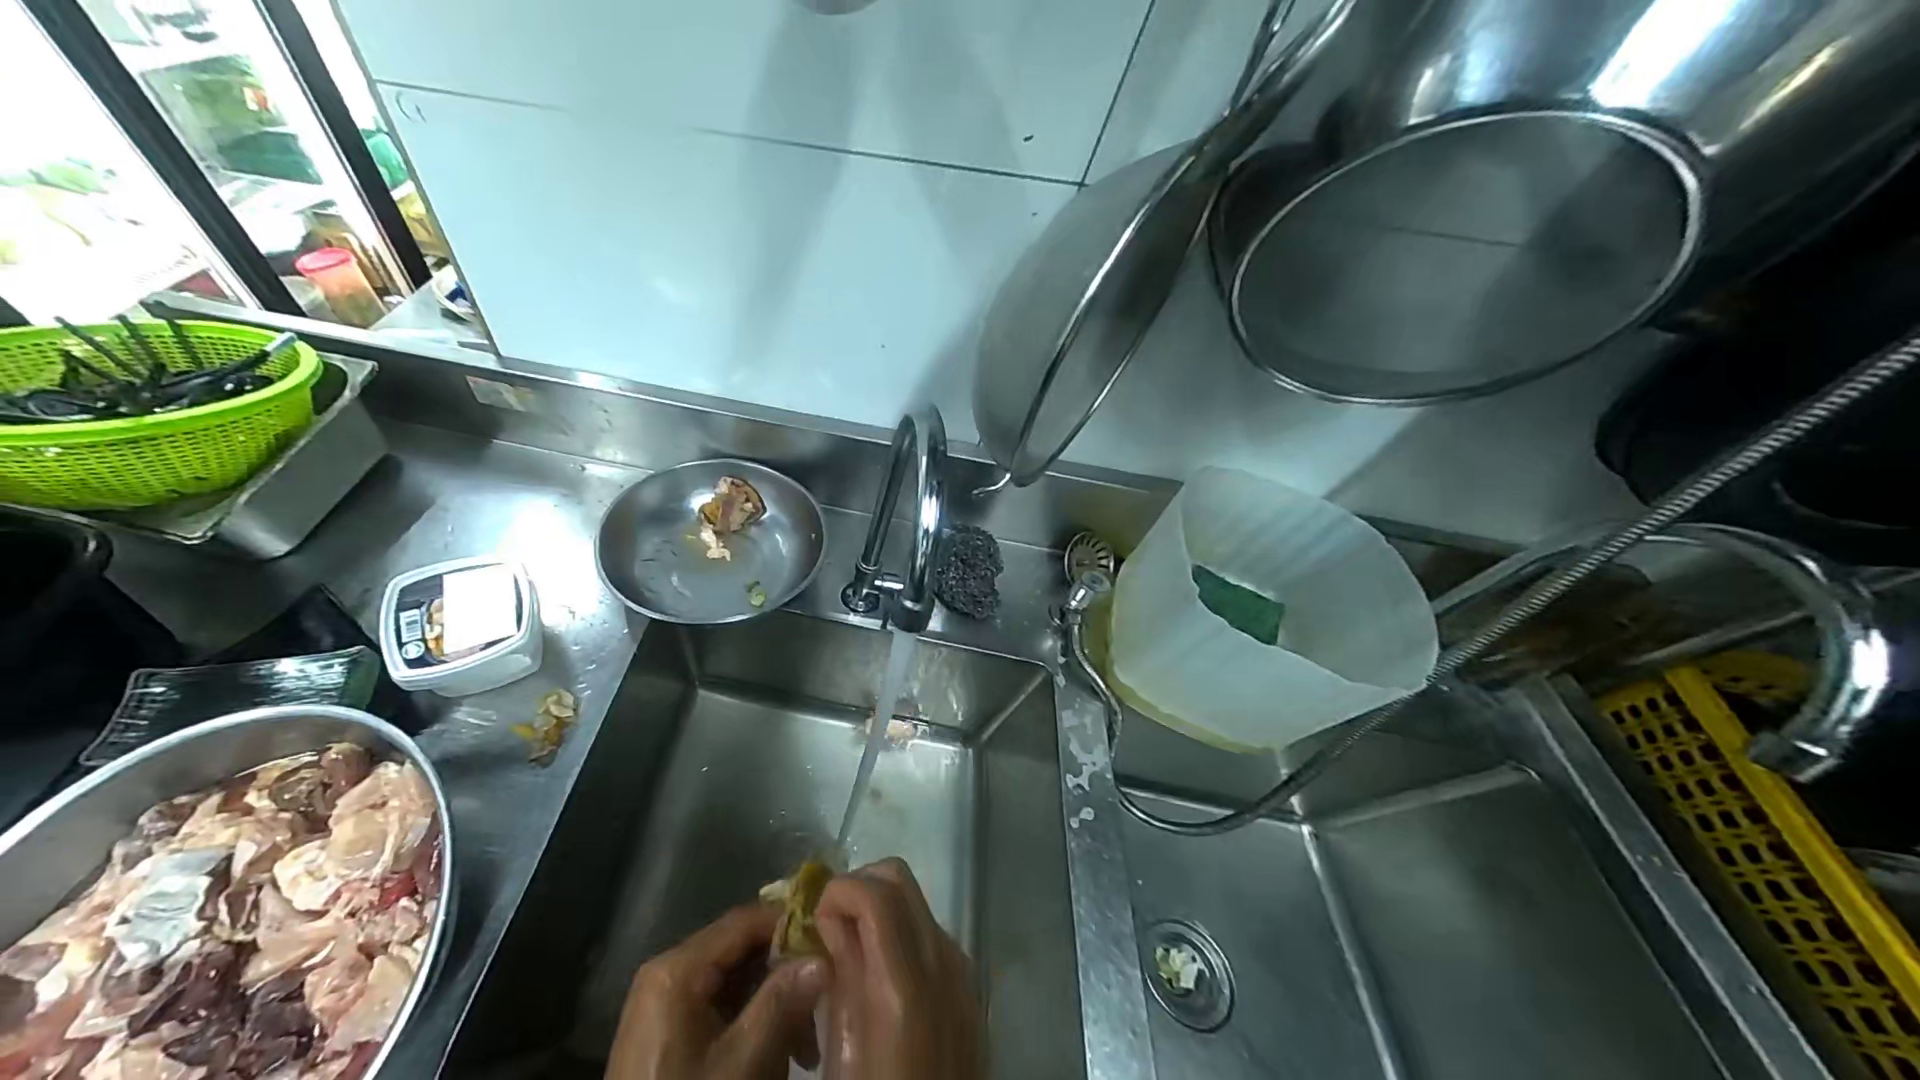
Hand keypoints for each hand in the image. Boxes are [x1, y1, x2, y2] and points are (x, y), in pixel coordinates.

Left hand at [606, 903, 826, 1079]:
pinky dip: (752, 1020)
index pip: (746, 921)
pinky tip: (779, 1053)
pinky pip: (720, 1004)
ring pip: (735, 979)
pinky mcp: (668, 1028)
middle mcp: (668, 972)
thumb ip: (782, 1002)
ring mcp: (665, 1001)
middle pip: (741, 949)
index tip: (832, 943)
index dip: (791, 925)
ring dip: (773, 1002)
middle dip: (785, 974)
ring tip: (805, 1048)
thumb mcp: (740, 1064)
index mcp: (678, 969)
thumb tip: (823, 957)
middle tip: (822, 1005)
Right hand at [814, 858, 982, 1079]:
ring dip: (880, 907)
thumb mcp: (842, 1053)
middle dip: (859, 886)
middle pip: (900, 879)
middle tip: (829, 923)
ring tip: (850, 947)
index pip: (876, 893)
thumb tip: (829, 918)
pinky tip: (880, 971)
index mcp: (904, 983)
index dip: (838, 889)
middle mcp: (941, 960)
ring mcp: (961, 969)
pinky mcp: (969, 983)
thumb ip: (839, 975)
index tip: (814, 916)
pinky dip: (902, 930)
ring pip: (917, 903)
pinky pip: (931, 932)